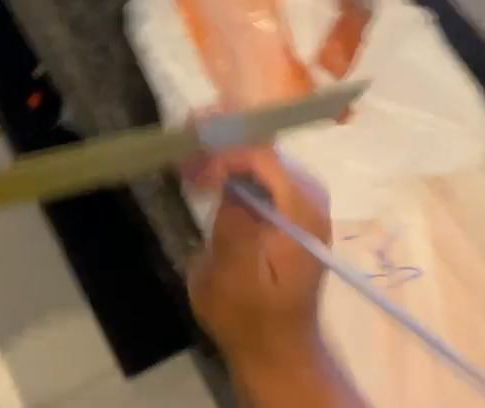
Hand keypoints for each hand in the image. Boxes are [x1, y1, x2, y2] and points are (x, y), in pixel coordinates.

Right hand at [186, 149, 330, 366]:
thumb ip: (237, 232)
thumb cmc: (252, 317)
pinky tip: (197, 169)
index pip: (265, 157)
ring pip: (255, 148)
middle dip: (218, 138)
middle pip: (262, 144)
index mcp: (302, 215)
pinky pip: (251, 164)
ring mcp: (293, 199)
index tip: (191, 169)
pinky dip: (222, 158)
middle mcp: (304, 198)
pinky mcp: (278, 203)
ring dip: (216, 145)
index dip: (224, 152)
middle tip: (180, 147)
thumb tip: (228, 187)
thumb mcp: (237, 281)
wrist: (272, 347)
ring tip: (183, 156)